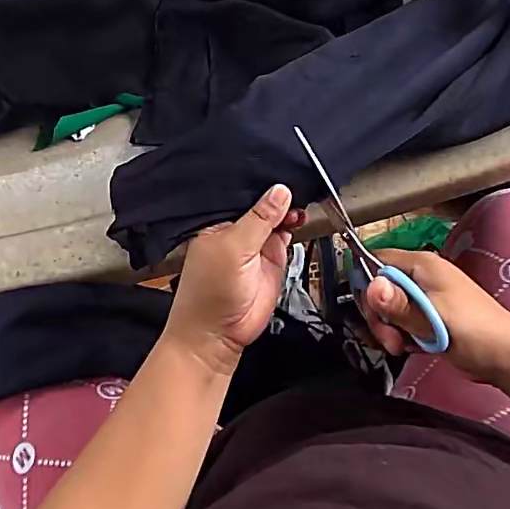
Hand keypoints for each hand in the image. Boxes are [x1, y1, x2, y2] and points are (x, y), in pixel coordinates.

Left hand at [162, 185, 305, 374]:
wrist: (219, 334)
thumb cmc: (209, 294)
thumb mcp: (234, 247)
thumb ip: (259, 219)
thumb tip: (280, 192)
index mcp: (219, 223)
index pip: (245, 194)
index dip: (263, 184)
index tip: (283, 174)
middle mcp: (238, 230)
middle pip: (264, 205)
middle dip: (280, 196)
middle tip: (298, 186)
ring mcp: (256, 245)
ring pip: (278, 219)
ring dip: (290, 211)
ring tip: (300, 204)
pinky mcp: (273, 260)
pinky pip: (287, 236)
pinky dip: (295, 227)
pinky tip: (299, 219)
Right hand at [359, 249, 509, 384]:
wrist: (505, 356)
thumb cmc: (475, 330)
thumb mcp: (432, 317)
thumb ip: (399, 304)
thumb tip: (371, 286)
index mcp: (422, 265)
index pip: (377, 260)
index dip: (367, 283)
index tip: (372, 310)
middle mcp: (421, 276)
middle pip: (378, 288)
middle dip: (378, 315)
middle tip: (391, 337)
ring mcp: (424, 297)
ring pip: (388, 308)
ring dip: (389, 329)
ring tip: (402, 345)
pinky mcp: (427, 317)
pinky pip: (400, 322)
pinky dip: (400, 335)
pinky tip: (410, 347)